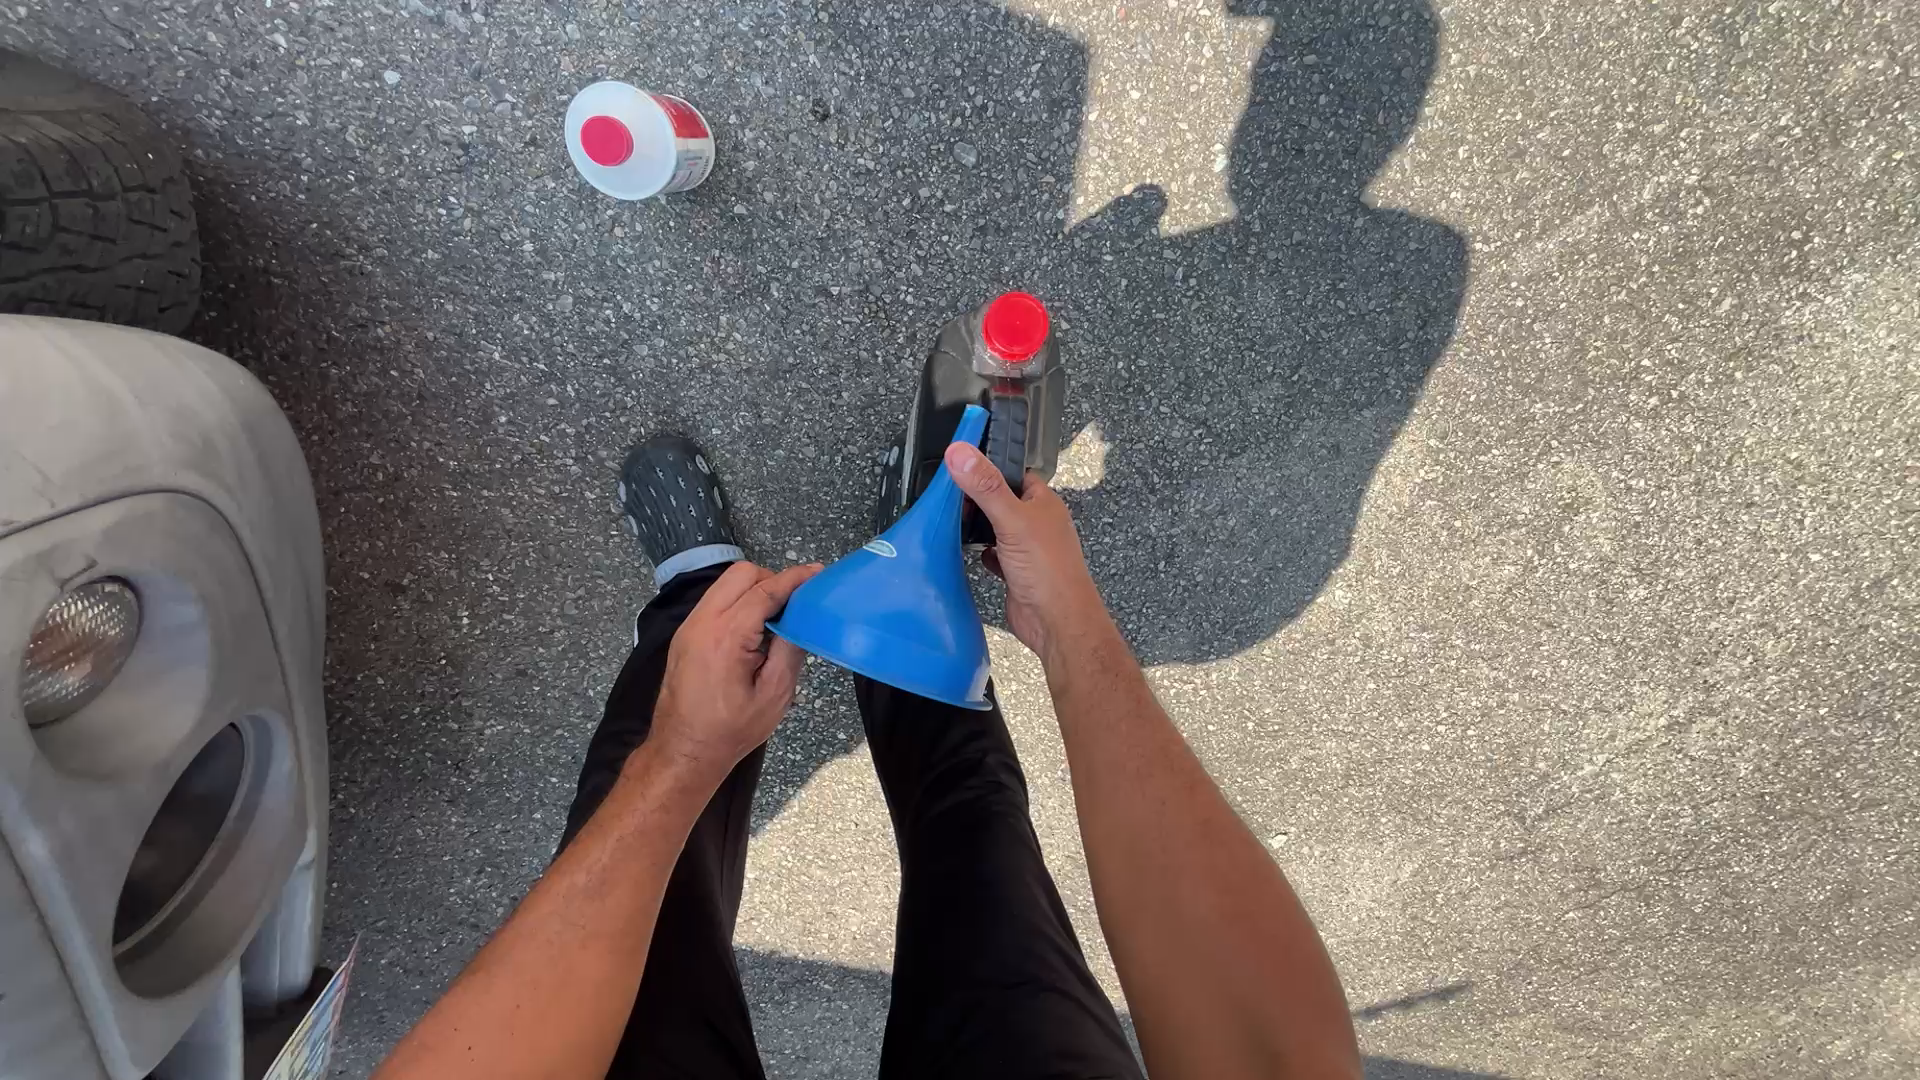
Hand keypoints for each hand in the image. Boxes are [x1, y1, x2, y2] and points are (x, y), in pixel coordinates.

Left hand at [646, 561, 821, 784]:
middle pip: (741, 574)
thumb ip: (790, 650)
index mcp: (726, 637)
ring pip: (725, 584)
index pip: (764, 591)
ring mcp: (689, 627)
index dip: (794, 579)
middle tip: (794, 604)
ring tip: (775, 617)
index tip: (817, 572)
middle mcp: (702, 623)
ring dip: (754, 589)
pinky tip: (754, 629)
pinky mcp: (685, 635)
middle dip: (772, 579)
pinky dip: (738, 601)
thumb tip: (801, 618)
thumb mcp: (774, 694)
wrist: (683, 752)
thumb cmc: (731, 730)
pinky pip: (715, 600)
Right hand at [944, 442, 1107, 662]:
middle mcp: (1037, 523)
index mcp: (1043, 503)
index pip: (1014, 474)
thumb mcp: (1012, 519)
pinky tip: (971, 555)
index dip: (990, 468)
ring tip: (954, 522)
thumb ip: (985, 485)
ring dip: (978, 529)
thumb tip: (959, 452)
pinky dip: (982, 554)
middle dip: (978, 501)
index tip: (960, 464)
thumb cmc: (1047, 569)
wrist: (1056, 622)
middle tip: (951, 496)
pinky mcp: (1016, 572)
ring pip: (996, 529)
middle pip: (1001, 501)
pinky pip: (994, 556)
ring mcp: (1027, 549)